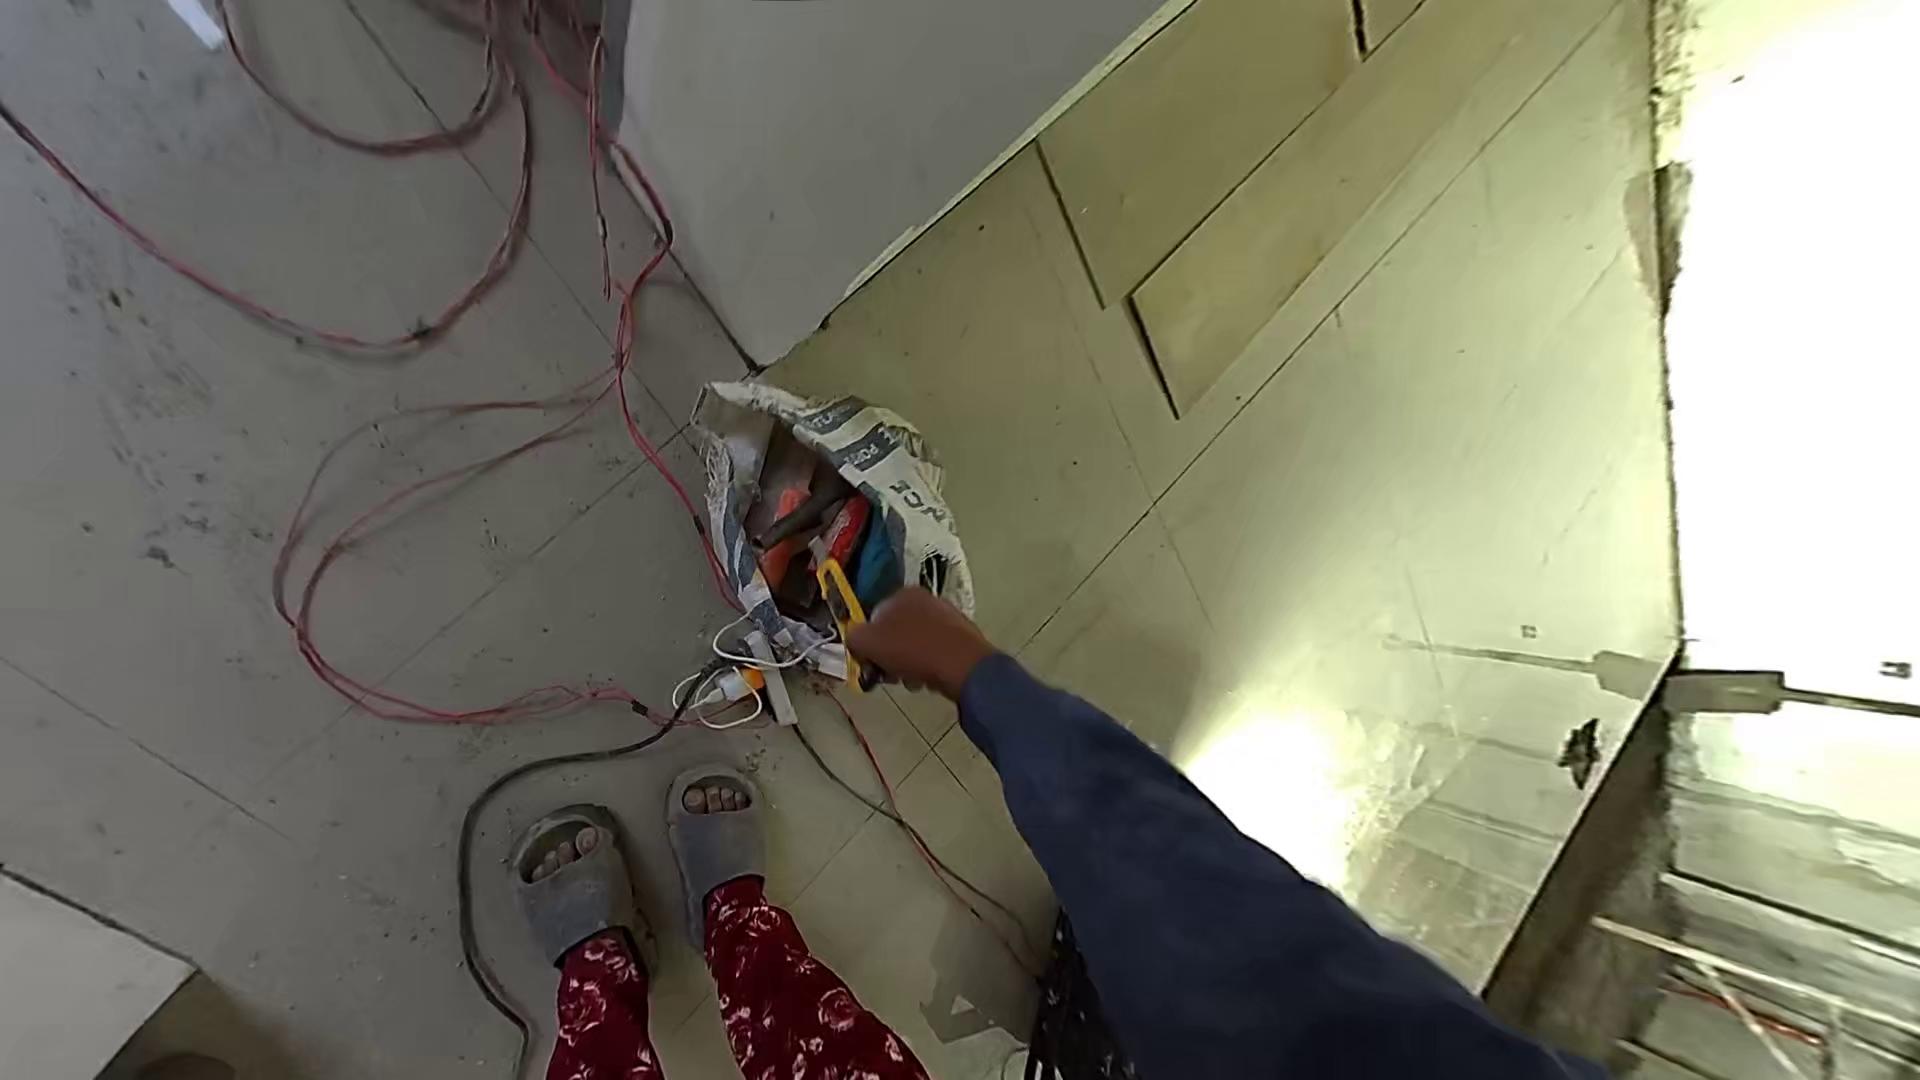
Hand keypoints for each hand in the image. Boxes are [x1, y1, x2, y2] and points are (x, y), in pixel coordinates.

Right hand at [848, 587, 997, 699]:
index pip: (874, 615)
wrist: (962, 664)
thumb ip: (853, 637)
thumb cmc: (912, 649)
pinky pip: (935, 652)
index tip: (868, 663)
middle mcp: (927, 599)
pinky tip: (928, 679)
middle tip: (889, 675)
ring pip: (915, 643)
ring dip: (908, 663)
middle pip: (896, 630)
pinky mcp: (963, 636)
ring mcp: (948, 616)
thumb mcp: (868, 643)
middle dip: (889, 655)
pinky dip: (929, 665)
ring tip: (910, 680)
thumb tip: (856, 639)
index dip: (867, 641)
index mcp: (903, 593)